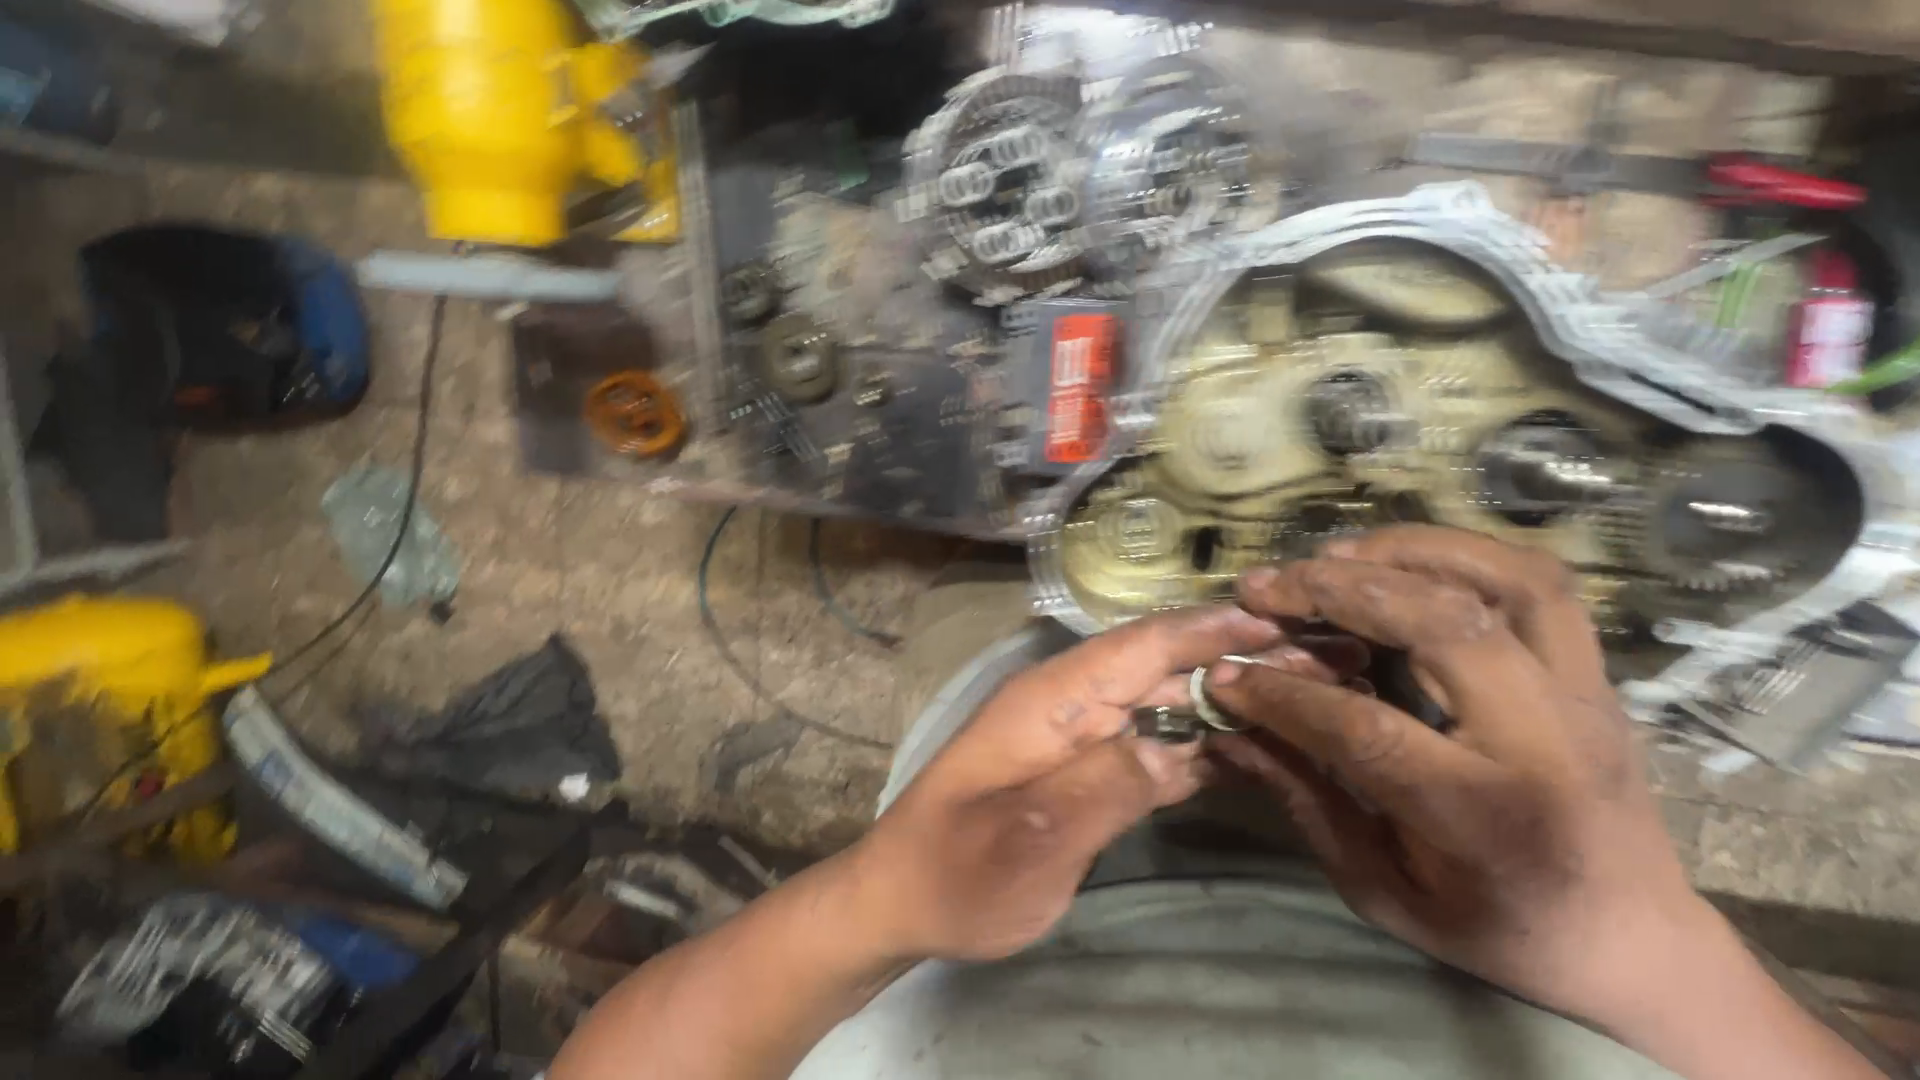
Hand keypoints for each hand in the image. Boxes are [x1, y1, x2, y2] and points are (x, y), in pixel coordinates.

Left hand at [839, 604, 1298, 961]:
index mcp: (1051, 700)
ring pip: (1167, 700)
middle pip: (1164, 666)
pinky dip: (1206, 740)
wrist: (905, 900)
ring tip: (1314, 691)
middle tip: (1330, 655)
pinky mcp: (1089, 770)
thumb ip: (1102, 787)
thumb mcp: (1028, 840)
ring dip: (1233, 694)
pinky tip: (1259, 746)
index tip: (1284, 619)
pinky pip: (1156, 743)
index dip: (1211, 629)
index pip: (1140, 646)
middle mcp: (1071, 704)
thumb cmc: (958, 872)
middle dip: (1241, 656)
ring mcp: (1081, 736)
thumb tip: (1177, 747)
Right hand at [1203, 526, 1716, 1026]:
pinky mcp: (1593, 674)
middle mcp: (1544, 741)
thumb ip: (1306, 802)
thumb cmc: (1496, 928)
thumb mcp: (1383, 891)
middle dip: (1335, 592)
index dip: (1283, 694)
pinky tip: (1399, 559)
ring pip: (1506, 583)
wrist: (1634, 941)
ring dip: (1406, 552)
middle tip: (1266, 587)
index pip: (1366, 728)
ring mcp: (1582, 697)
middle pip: (1440, 626)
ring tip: (1330, 555)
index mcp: (1484, 815)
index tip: (1226, 675)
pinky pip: (1540, 585)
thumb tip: (1229, 731)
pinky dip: (1463, 554)